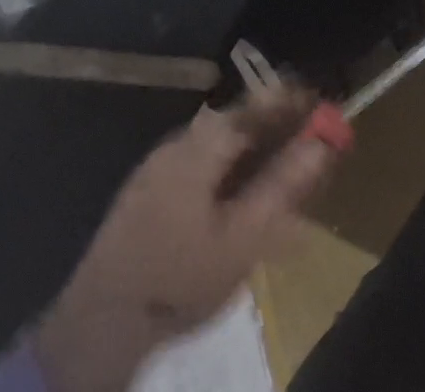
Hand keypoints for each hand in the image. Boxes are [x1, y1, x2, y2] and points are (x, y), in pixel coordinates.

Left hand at [34, 88, 340, 391]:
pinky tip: (246, 194)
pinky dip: (232, 170)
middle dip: (276, 127)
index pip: (254, 107)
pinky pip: (202, 166)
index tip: (322, 102)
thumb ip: (283, 184)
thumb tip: (321, 143)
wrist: (103, 322)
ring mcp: (158, 169)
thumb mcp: (244, 235)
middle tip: (311, 138)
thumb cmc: (181, 275)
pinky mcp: (149, 194)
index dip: (291, 103)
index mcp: (199, 147)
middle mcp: (176, 146)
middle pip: (236, 123)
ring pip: (219, 146)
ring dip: (255, 150)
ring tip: (286, 167)